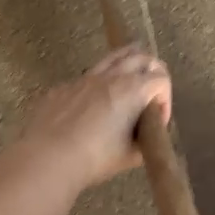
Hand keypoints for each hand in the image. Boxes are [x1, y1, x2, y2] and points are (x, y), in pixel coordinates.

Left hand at [10, 46, 172, 190]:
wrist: (48, 158)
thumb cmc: (95, 158)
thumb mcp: (129, 156)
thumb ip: (143, 143)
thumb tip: (144, 139)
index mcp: (133, 89)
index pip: (162, 79)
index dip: (166, 99)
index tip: (157, 120)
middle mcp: (113, 75)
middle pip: (142, 56)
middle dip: (152, 72)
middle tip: (150, 95)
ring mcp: (86, 77)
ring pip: (115, 56)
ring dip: (127, 66)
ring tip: (127, 86)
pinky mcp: (65, 86)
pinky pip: (88, 76)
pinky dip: (98, 85)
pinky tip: (91, 109)